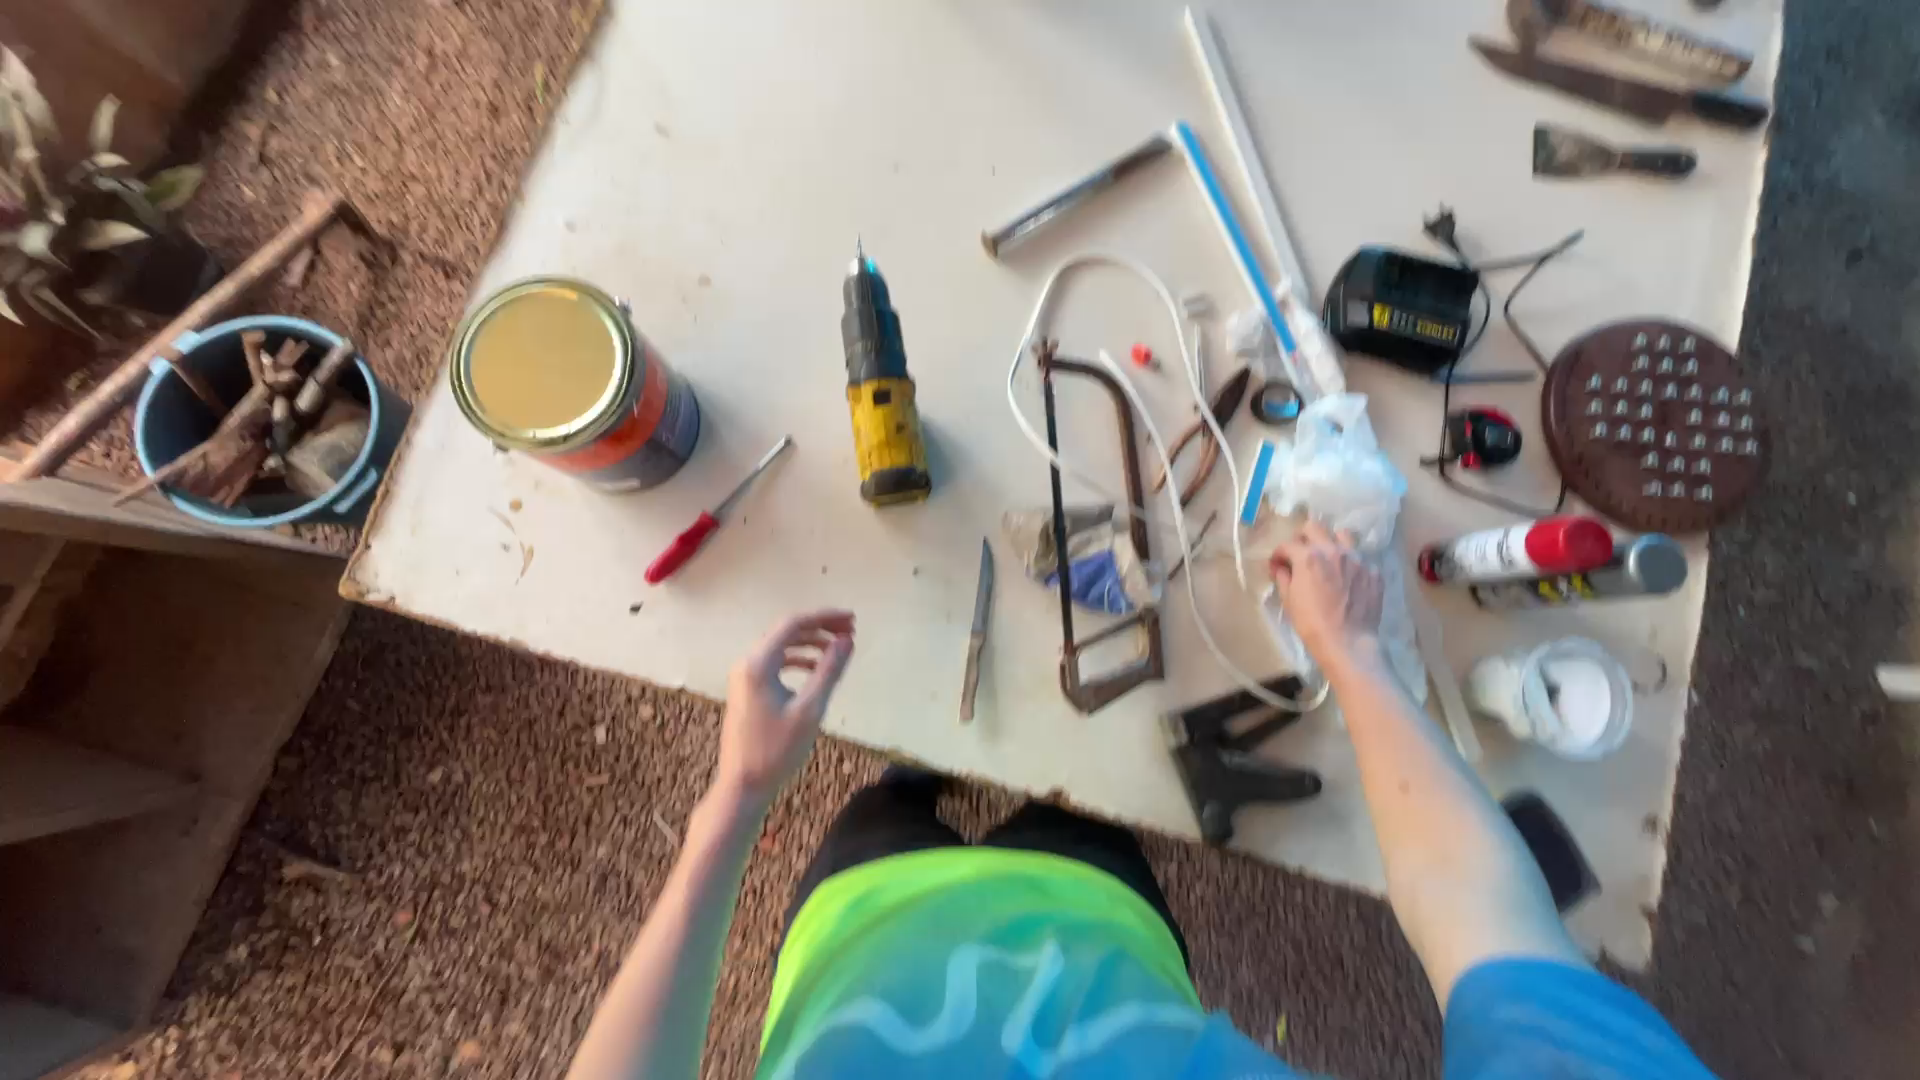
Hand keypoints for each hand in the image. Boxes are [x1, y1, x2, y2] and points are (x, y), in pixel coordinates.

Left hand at [714, 610, 855, 804]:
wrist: (743, 786)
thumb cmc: (777, 750)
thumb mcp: (810, 709)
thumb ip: (829, 670)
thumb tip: (847, 640)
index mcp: (758, 663)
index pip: (794, 624)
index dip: (825, 617)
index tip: (852, 620)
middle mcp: (748, 663)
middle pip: (786, 631)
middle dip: (819, 628)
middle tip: (850, 631)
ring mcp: (744, 677)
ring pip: (780, 646)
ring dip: (809, 643)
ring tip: (837, 648)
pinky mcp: (747, 690)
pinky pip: (775, 663)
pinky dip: (797, 659)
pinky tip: (815, 669)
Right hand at [1270, 522, 1384, 672]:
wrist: (1347, 642)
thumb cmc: (1311, 622)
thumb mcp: (1289, 599)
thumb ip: (1283, 577)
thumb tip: (1281, 568)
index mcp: (1308, 557)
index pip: (1287, 544)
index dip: (1278, 554)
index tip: (1277, 565)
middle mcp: (1333, 551)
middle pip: (1314, 527)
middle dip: (1303, 538)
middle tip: (1300, 554)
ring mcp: (1357, 560)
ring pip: (1343, 536)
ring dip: (1331, 543)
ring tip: (1328, 559)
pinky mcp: (1374, 572)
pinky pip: (1360, 559)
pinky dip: (1350, 565)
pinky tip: (1347, 580)